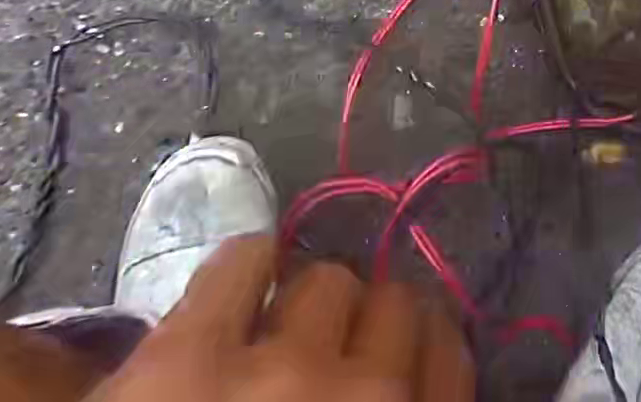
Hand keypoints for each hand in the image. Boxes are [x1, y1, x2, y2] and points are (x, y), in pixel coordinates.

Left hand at [87, 235, 473, 401]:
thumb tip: (401, 382)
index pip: (450, 353)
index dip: (425, 353)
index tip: (401, 369)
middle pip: (396, 306)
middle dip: (364, 332)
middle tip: (325, 367)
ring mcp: (281, 376)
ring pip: (328, 279)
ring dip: (308, 307)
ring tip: (272, 339)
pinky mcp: (190, 358)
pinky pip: (246, 259)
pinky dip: (245, 270)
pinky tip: (232, 300)